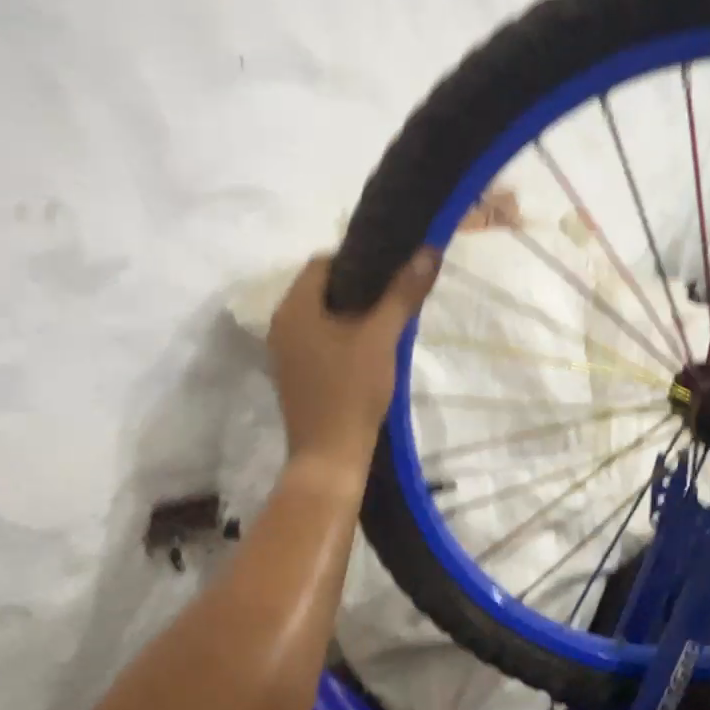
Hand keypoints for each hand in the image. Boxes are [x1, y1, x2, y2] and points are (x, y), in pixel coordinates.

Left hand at [267, 250, 439, 477]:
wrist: (330, 458)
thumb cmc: (351, 392)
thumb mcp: (382, 338)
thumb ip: (403, 293)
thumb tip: (429, 251)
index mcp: (293, 308)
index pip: (322, 263)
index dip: (358, 261)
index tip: (391, 270)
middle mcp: (281, 326)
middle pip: (322, 291)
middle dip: (359, 290)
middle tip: (395, 295)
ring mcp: (285, 355)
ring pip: (322, 319)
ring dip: (352, 317)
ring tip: (388, 323)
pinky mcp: (296, 378)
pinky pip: (320, 344)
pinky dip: (343, 340)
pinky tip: (371, 353)